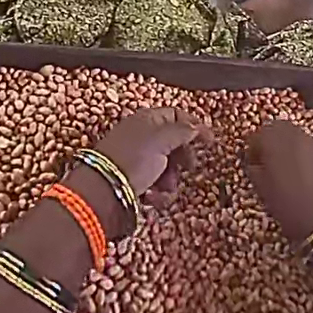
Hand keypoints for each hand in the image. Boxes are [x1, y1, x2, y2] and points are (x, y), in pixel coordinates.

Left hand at [90, 108, 210, 211]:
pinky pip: (154, 184)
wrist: (102, 191)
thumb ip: (183, 131)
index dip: (194, 127)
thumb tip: (197, 128)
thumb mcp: (163, 139)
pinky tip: (152, 197)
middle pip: (173, 142)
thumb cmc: (134, 158)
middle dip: (182, 157)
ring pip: (166, 166)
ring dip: (170, 179)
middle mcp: (141, 136)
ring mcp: (136, 159)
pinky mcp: (132, 181)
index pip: (176, 115)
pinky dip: (157, 192)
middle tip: (188, 166)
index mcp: (147, 119)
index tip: (209, 141)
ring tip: (166, 187)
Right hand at [245, 120, 312, 244]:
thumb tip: (254, 161)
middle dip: (271, 138)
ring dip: (289, 144)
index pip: (259, 133)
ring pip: (297, 135)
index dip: (254, 146)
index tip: (252, 160)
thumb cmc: (287, 206)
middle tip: (268, 158)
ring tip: (286, 165)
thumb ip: (254, 168)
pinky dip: (304, 153)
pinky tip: (305, 172)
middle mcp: (296, 136)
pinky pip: (312, 146)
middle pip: (279, 126)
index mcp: (274, 142)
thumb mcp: (262, 190)